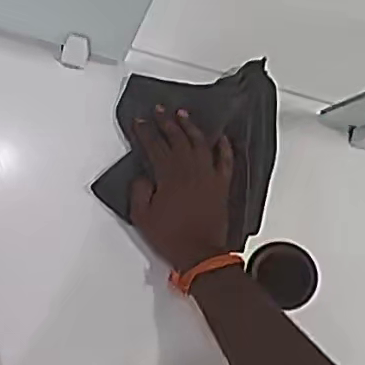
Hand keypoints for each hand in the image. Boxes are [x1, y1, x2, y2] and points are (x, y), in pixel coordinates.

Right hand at [129, 105, 234, 270]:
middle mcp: (190, 170)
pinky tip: (220, 137)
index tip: (139, 121)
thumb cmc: (171, 236)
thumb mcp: (142, 216)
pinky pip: (225, 160)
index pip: (154, 146)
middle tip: (159, 110)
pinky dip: (224, 146)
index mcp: (169, 176)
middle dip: (166, 122)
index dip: (145, 131)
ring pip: (200, 143)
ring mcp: (208, 176)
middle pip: (177, 139)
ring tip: (182, 114)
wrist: (201, 254)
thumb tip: (142, 177)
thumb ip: (139, 191)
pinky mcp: (221, 185)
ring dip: (190, 127)